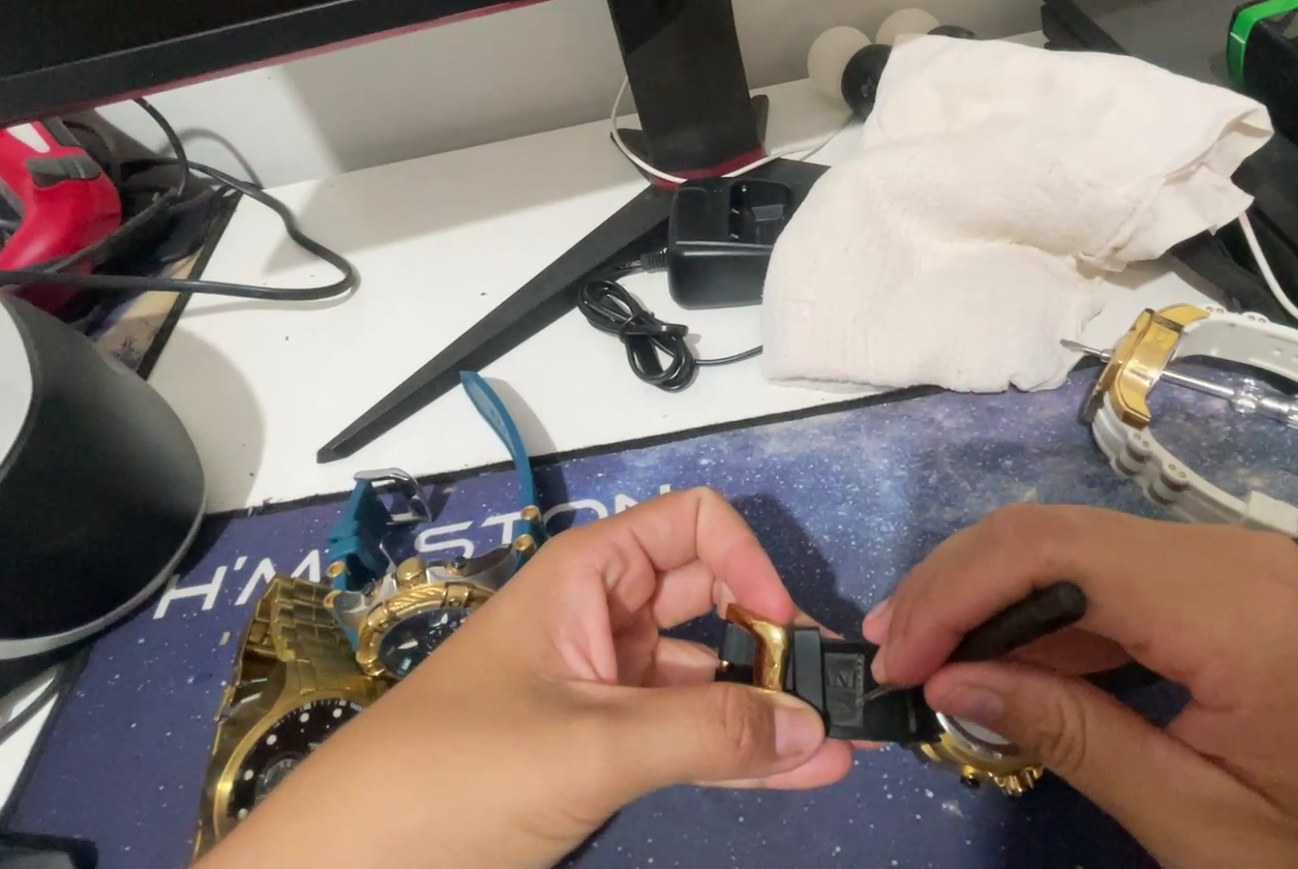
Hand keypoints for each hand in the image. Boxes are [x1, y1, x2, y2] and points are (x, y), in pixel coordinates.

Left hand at [205, 488, 849, 867]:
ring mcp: (608, 680)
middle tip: (834, 687)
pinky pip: (688, 730)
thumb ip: (708, 735)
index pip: (692, 525)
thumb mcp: (588, 744)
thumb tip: (817, 730)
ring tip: (840, 741)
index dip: (746, 561)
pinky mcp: (606, 741)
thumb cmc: (458, 772)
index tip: (783, 623)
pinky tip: (800, 768)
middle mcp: (606, 612)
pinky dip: (738, 747)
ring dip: (767, 702)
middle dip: (773, 633)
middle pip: (711, 596)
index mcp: (590, 572)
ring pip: (707, 673)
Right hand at [864, 503, 1297, 868]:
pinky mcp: (1214, 576)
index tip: (896, 659)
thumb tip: (949, 681)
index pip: (1048, 552)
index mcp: (1227, 605)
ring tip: (926, 653)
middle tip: (893, 649)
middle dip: (953, 584)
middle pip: (1044, 530)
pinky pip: (1100, 575)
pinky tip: (1000, 659)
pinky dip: (1036, 613)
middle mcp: (1218, 550)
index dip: (952, 593)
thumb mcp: (1205, 830)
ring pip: (1063, 543)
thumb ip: (1069, 737)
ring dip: (985, 594)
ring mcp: (1218, 555)